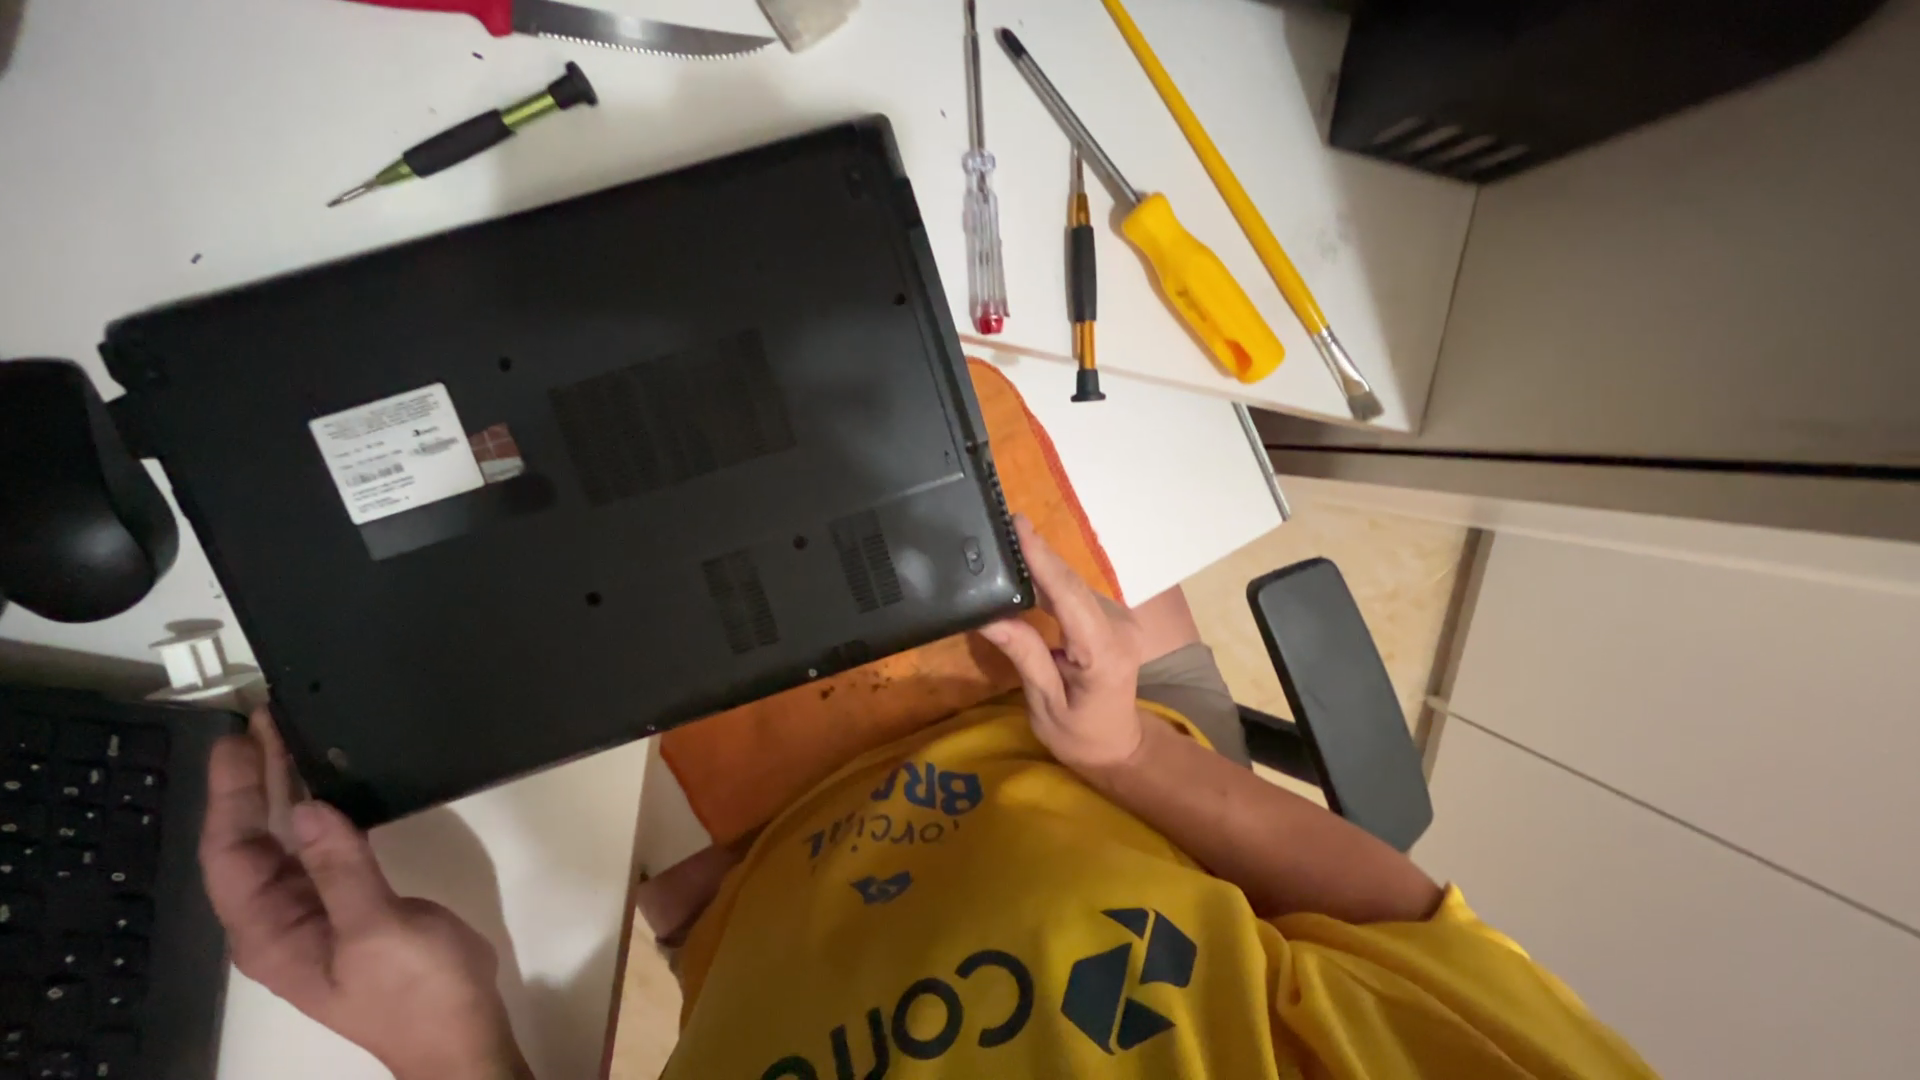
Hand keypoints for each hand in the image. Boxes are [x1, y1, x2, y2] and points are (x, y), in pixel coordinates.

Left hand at [199, 710, 532, 1079]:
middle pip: (253, 841)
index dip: (234, 794)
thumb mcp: (375, 930)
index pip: (234, 852)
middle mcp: (282, 916)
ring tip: (291, 741)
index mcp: (270, 929)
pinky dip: (323, 813)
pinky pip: (323, 849)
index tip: (238, 741)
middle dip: (254, 783)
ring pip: (287, 842)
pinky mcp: (355, 902)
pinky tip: (333, 790)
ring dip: (286, 793)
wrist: (457, 1028)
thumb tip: (311, 808)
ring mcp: (318, 910)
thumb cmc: (412, 987)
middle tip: (262, 723)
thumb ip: (342, 870)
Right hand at [978, 515, 1148, 769]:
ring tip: (1007, 538)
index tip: (1019, 527)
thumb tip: (989, 616)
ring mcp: (1118, 620)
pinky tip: (1025, 566)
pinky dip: (1049, 580)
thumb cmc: (1081, 736)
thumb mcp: (1045, 705)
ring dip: (1041, 564)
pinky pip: (1075, 593)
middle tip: (1001, 523)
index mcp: (1103, 652)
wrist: (1119, 748)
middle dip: (1037, 552)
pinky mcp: (1110, 618)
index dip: (1043, 559)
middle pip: (1070, 583)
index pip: (1069, 596)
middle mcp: (1118, 627)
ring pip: (1072, 584)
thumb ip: (1024, 656)